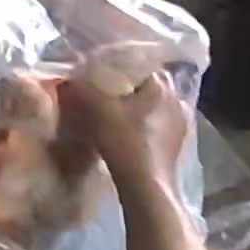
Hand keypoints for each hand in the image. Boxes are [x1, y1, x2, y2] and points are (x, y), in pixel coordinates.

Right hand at [58, 73, 191, 193]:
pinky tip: (126, 129)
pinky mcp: (178, 144)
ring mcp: (181, 124)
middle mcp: (177, 100)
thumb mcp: (95, 108)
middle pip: (148, 83)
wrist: (146, 187)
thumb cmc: (124, 140)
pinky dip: (143, 121)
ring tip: (113, 108)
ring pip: (154, 103)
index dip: (119, 62)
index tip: (101, 66)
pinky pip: (157, 122)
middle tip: (104, 86)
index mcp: (161, 85)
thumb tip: (68, 77)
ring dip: (137, 104)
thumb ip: (81, 86)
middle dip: (128, 83)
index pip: (141, 61)